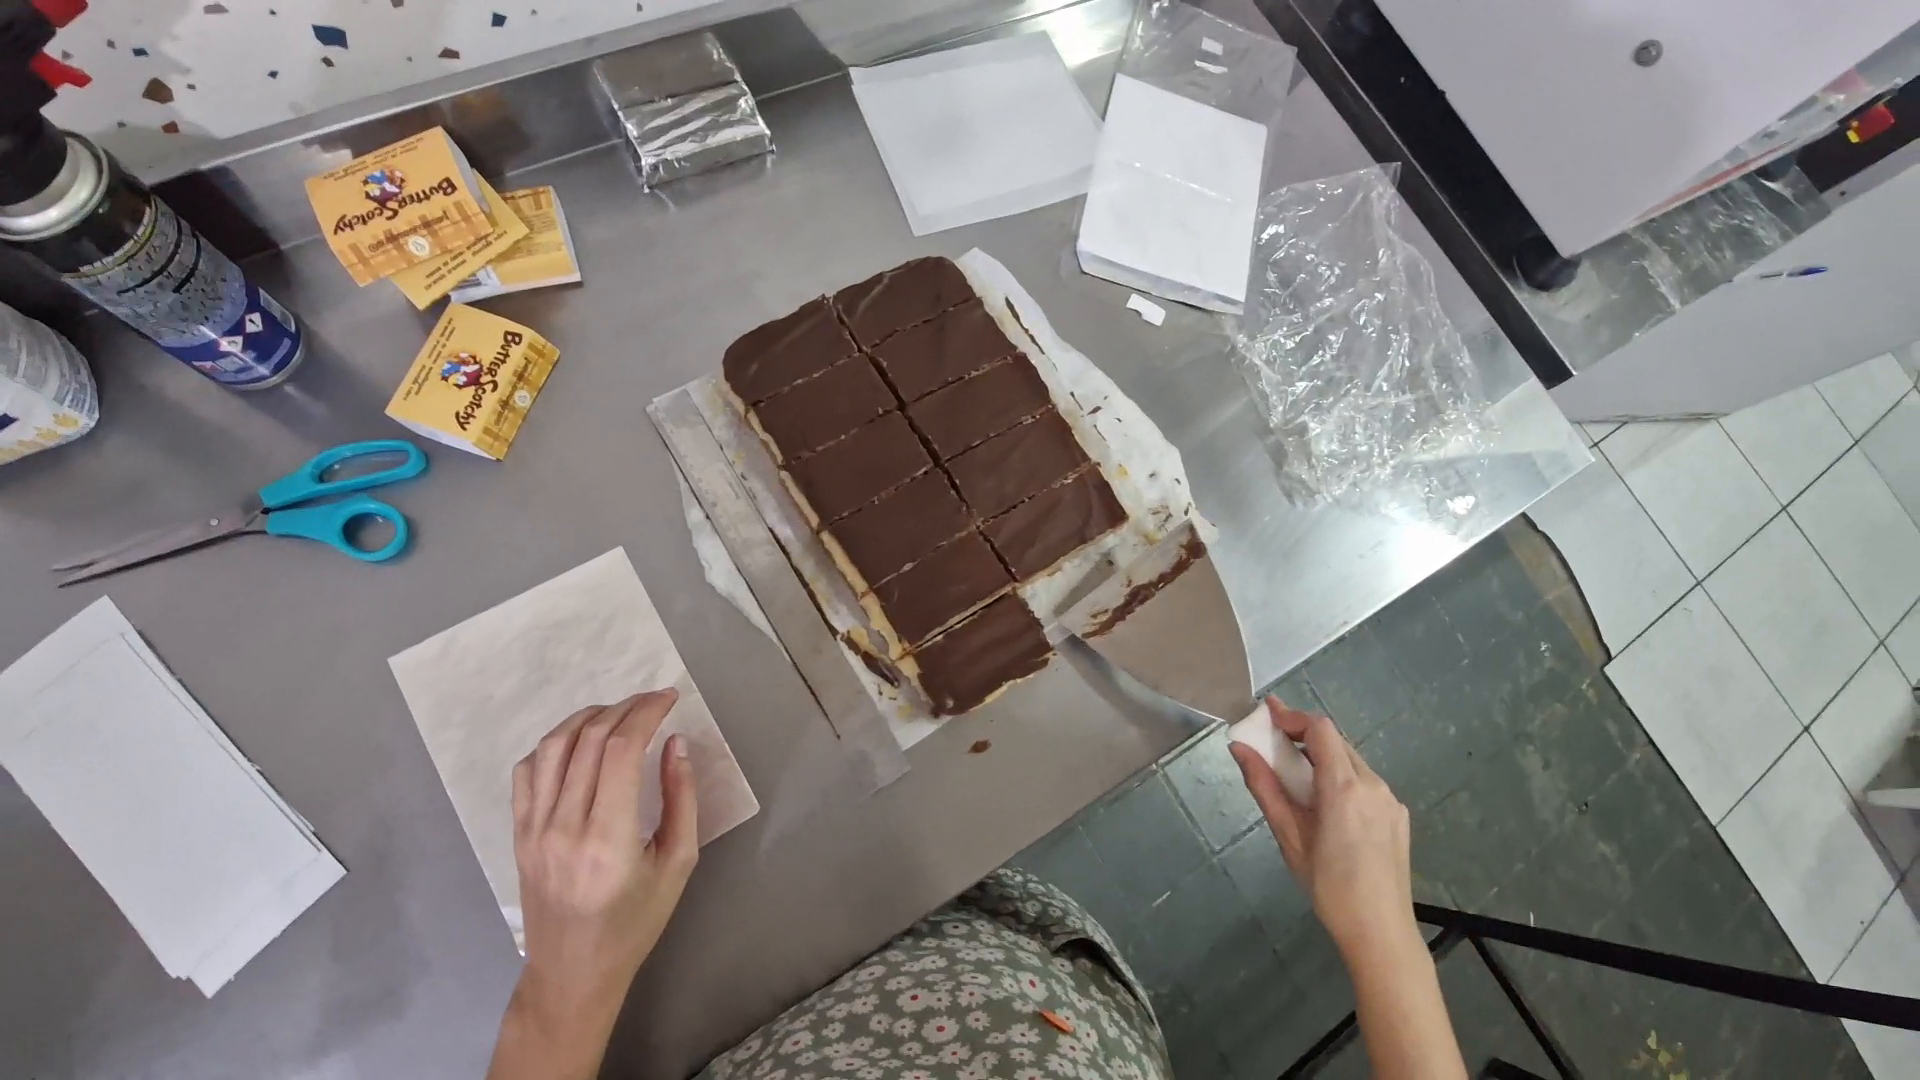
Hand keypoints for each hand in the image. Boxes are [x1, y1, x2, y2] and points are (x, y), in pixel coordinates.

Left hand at [508, 690, 698, 1037]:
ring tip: (617, 711)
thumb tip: (676, 744)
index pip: (621, 751)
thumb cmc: (635, 923)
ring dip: (588, 717)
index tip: (669, 697)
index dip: (646, 713)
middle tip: (652, 700)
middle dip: (625, 708)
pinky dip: (553, 743)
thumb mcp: (678, 864)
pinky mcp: (517, 833)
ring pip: (553, 747)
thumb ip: (682, 799)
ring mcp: (533, 829)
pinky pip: (527, 771)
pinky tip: (579, 741)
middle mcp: (564, 827)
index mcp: (608, 839)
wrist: (573, 972)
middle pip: (589, 740)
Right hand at [1228, 698, 1414, 957]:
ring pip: (1352, 761)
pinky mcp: (1398, 816)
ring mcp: (1390, 800)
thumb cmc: (1327, 885)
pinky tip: (1324, 803)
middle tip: (1271, 741)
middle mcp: (1373, 784)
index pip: (1320, 729)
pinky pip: (1365, 782)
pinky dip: (1340, 777)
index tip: (1266, 716)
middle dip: (1303, 735)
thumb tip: (1239, 748)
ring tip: (1294, 776)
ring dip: (1321, 757)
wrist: (1380, 931)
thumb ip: (1264, 786)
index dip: (1292, 716)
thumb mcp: (1288, 836)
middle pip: (1336, 741)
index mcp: (1344, 787)